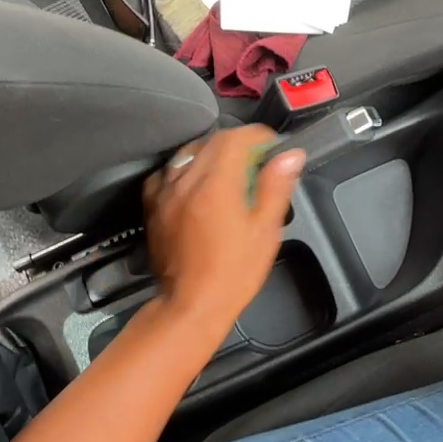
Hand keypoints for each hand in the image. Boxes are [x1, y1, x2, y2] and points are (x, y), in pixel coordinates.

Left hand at [144, 126, 303, 319]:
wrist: (191, 305)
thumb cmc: (232, 273)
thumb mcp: (265, 230)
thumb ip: (276, 186)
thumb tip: (289, 156)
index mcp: (216, 184)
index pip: (236, 137)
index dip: (258, 135)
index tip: (271, 145)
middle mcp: (186, 181)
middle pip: (212, 141)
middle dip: (238, 143)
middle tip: (257, 160)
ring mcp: (165, 193)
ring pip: (188, 153)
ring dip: (211, 153)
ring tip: (229, 172)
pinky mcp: (153, 207)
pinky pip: (167, 173)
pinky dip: (184, 170)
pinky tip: (195, 185)